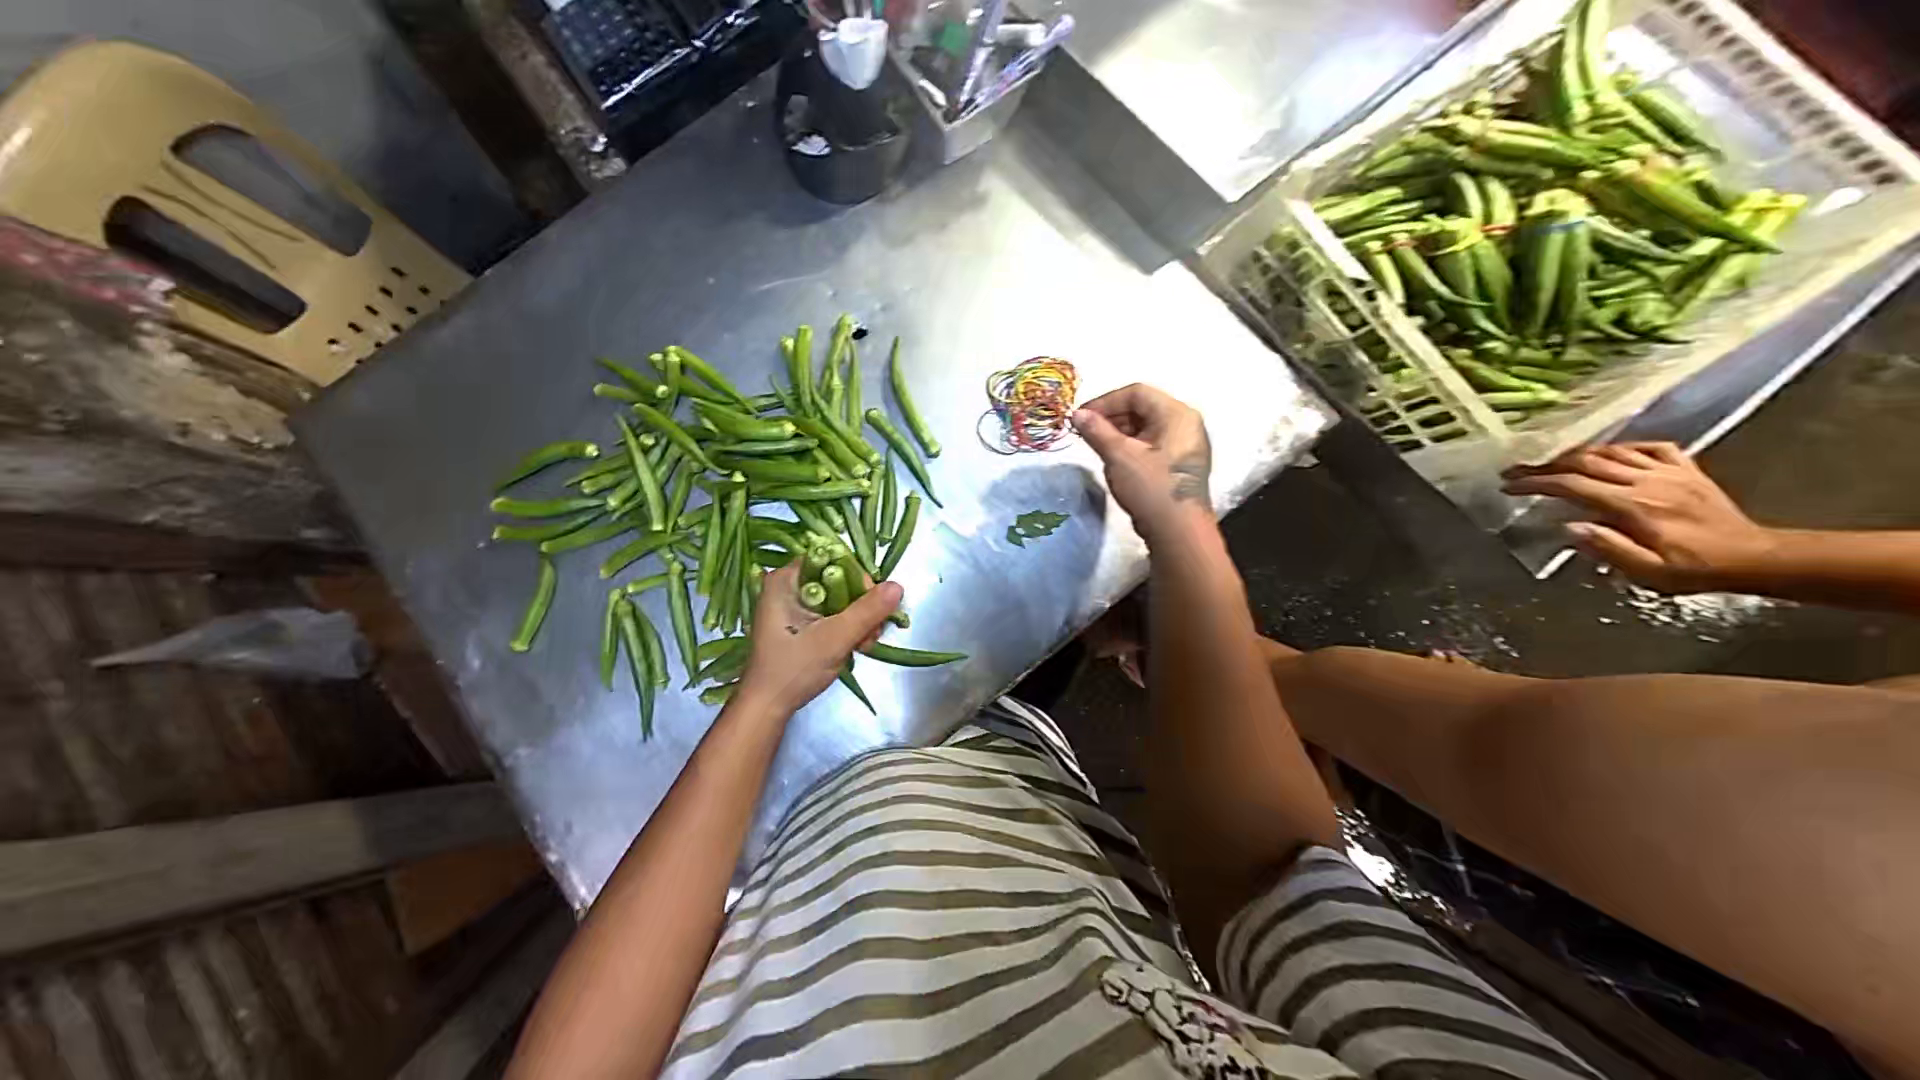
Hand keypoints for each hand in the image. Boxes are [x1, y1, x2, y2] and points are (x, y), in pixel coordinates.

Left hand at [734, 563, 901, 714]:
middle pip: (841, 580)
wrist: (768, 707)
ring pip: (842, 599)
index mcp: (787, 579)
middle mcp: (790, 585)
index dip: (858, 578)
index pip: (833, 559)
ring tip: (864, 645)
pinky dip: (849, 628)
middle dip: (863, 606)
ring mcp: (796, 605)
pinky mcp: (802, 622)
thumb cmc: (792, 670)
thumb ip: (866, 611)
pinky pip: (835, 614)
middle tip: (871, 633)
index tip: (873, 605)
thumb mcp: (834, 638)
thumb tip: (897, 586)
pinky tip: (857, 647)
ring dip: (860, 620)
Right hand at [1073, 383, 1212, 543]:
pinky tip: (1115, 461)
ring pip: (1147, 427)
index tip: (1081, 417)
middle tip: (1085, 432)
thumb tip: (1077, 414)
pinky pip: (1153, 445)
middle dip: (1111, 417)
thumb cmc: (1150, 487)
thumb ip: (1096, 431)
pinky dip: (1132, 447)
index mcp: (1177, 414)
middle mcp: (1186, 423)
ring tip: (1096, 447)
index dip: (1105, 401)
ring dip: (1119, 433)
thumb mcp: (1119, 456)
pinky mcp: (1180, 465)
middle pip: (1143, 408)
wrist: (1178, 531)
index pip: (1136, 392)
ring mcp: (1186, 445)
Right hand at [1502, 442, 1776, 592]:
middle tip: (1517, 470)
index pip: (1572, 486)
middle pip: (1586, 462)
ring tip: (1553, 461)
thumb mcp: (1647, 572)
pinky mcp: (1688, 471)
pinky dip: (1624, 446)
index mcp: (1634, 506)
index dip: (1536, 483)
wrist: (1757, 559)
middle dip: (1545, 465)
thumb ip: (1608, 548)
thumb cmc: (1696, 570)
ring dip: (1577, 454)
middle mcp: (1649, 482)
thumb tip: (1569, 527)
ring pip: (1613, 451)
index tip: (1509, 486)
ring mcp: (1671, 472)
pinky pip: (1652, 448)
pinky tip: (1610, 453)